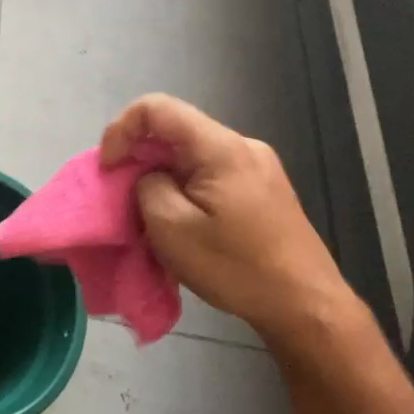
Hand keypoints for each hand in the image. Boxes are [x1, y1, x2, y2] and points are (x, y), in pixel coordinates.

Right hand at [100, 94, 357, 340]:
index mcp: (221, 148)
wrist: (305, 305)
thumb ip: (147, 187)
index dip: (120, 130)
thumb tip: (149, 177)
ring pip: (190, 154)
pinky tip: (180, 222)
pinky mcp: (262, 189)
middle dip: (137, 157)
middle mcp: (243, 146)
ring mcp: (258, 167)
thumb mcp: (171, 228)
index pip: (156, 108)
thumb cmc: (235, 267)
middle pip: (174, 130)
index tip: (108, 170)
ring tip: (147, 215)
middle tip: (121, 198)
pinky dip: (182, 188)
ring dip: (159, 176)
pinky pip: (208, 173)